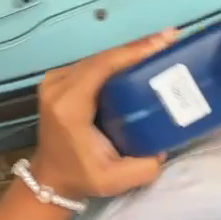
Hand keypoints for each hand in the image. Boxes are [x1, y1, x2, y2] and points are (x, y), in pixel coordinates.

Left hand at [29, 29, 180, 198]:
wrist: (51, 179)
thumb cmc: (82, 177)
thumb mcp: (115, 180)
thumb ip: (144, 167)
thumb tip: (165, 147)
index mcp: (70, 106)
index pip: (104, 66)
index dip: (135, 50)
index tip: (164, 40)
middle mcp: (58, 88)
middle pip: (102, 57)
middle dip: (137, 47)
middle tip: (169, 39)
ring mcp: (53, 82)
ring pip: (97, 58)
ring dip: (127, 52)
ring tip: (159, 46)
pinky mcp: (56, 81)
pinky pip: (90, 64)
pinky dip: (114, 60)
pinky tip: (136, 58)